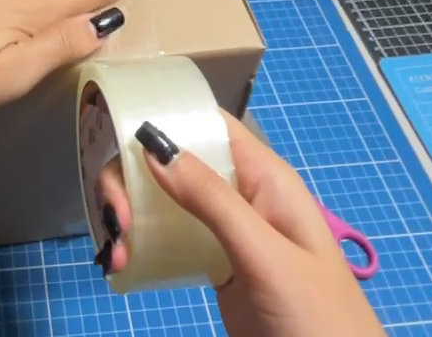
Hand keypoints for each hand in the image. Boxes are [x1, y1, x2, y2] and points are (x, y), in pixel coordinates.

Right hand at [94, 111, 383, 336]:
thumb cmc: (318, 318)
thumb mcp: (265, 255)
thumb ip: (212, 200)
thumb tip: (152, 142)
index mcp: (263, 175)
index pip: (205, 122)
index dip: (162, 115)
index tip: (114, 129)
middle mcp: (240, 192)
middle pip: (173, 160)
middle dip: (133, 178)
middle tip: (115, 217)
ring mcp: (225, 229)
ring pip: (164, 197)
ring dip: (130, 212)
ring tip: (116, 251)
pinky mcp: (212, 264)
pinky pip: (167, 235)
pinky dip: (140, 242)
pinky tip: (123, 261)